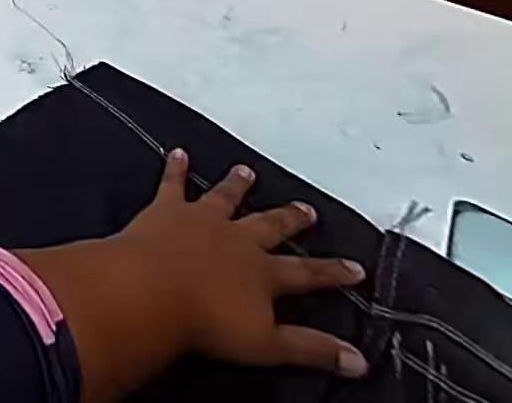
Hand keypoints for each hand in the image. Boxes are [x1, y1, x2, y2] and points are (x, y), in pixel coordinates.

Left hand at [16, 150, 367, 401]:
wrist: (151, 289)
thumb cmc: (206, 321)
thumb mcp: (267, 344)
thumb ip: (312, 348)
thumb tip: (359, 360)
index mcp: (261, 270)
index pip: (306, 273)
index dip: (332, 272)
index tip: (355, 266)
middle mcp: (235, 236)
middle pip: (268, 225)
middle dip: (289, 218)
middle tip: (306, 207)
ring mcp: (200, 217)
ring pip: (224, 196)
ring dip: (236, 184)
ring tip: (246, 171)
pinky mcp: (166, 207)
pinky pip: (173, 182)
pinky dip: (175, 166)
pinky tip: (177, 151)